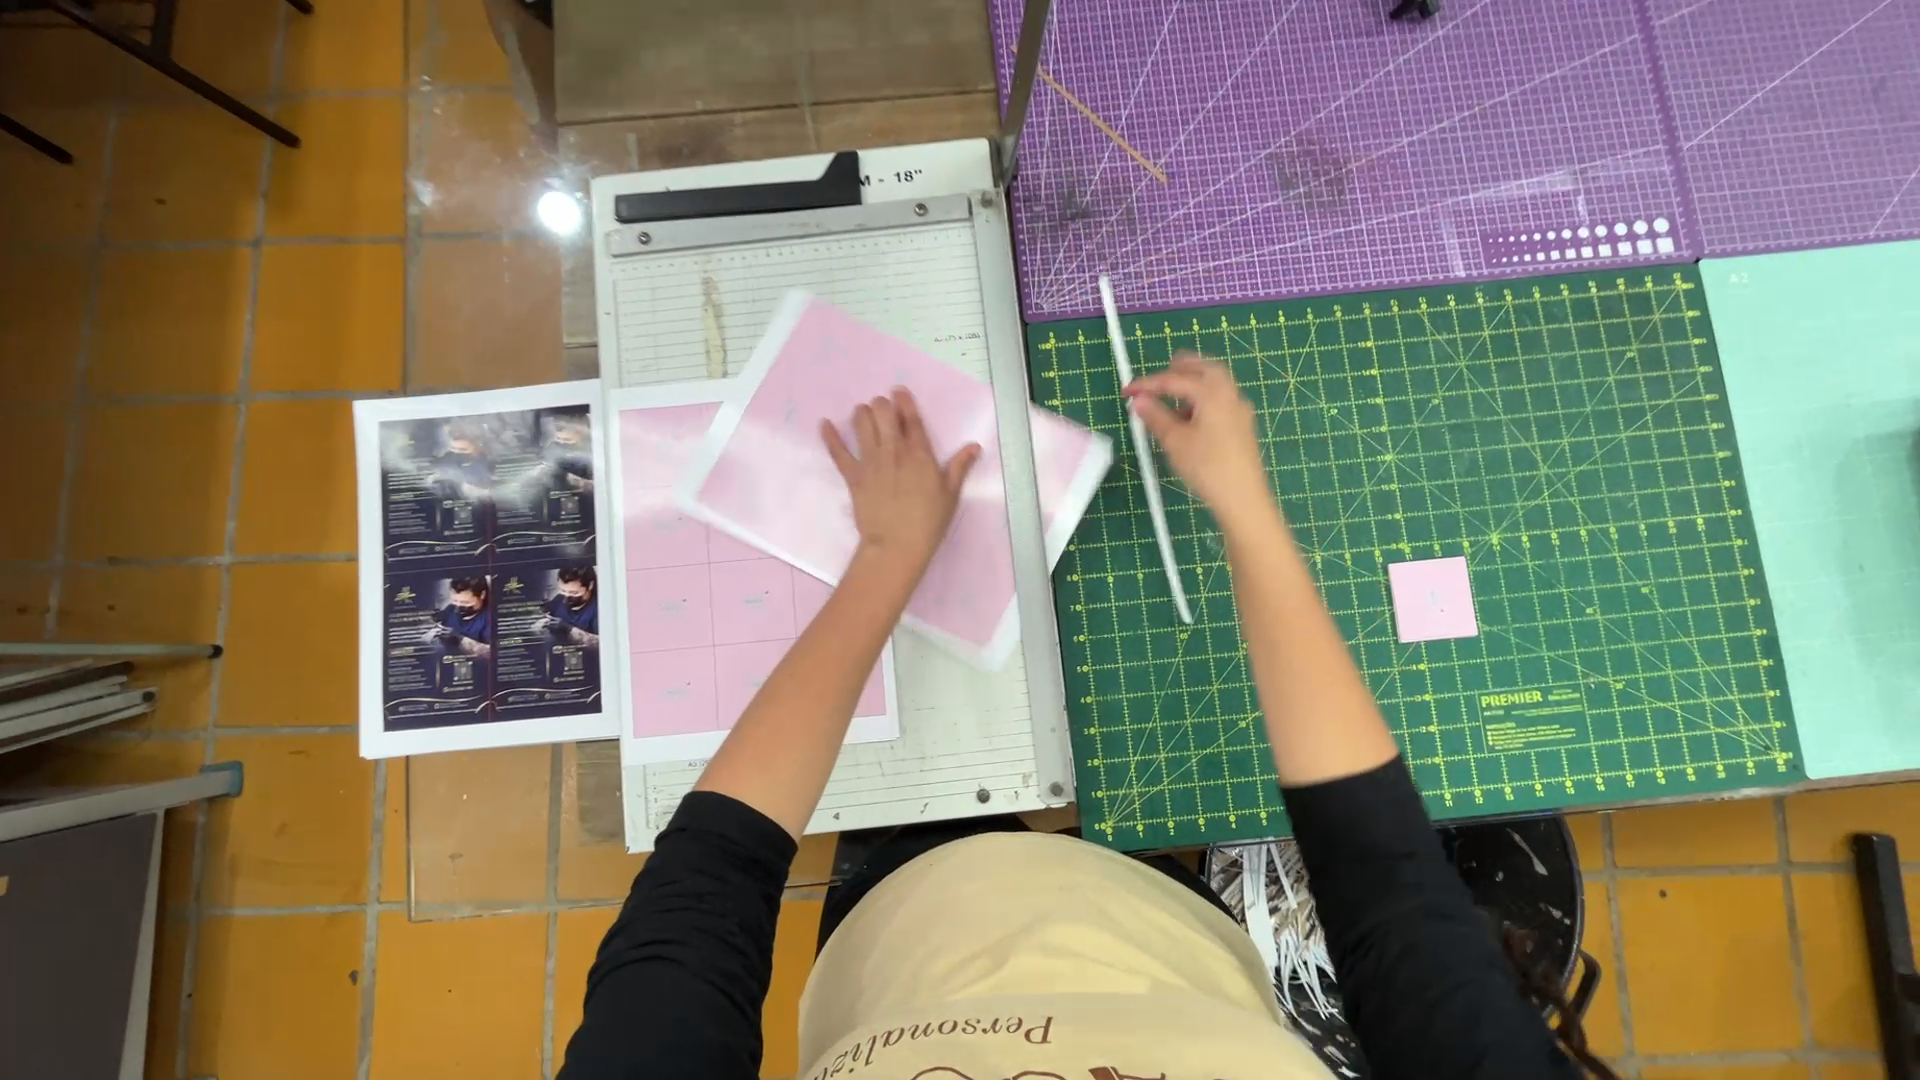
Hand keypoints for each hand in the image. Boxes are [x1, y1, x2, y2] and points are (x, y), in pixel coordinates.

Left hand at [822, 388, 980, 578]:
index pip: (911, 419)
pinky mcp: (853, 476)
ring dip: (862, 414)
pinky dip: (830, 437)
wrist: (897, 545)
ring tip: (863, 413)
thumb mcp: (950, 494)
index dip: (905, 401)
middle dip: (882, 405)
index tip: (899, 391)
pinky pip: (838, 452)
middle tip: (883, 408)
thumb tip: (974, 446)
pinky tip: (824, 424)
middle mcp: (894, 451)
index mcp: (919, 454)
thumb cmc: (928, 522)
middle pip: (883, 414)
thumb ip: (959, 467)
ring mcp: (871, 461)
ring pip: (862, 424)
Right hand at [1124, 352, 1273, 521]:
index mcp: (1211, 393)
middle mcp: (1229, 393)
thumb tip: (1139, 401)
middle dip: (1177, 369)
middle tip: (1155, 380)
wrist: (1243, 497)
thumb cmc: (1207, 468)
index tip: (1126, 391)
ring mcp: (1239, 408)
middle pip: (1202, 368)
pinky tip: (1190, 417)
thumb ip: (1155, 417)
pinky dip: (1202, 397)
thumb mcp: (1174, 442)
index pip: (1174, 379)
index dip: (1147, 384)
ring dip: (1191, 383)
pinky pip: (1220, 398)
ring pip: (1214, 383)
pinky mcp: (1242, 425)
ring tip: (1170, 399)